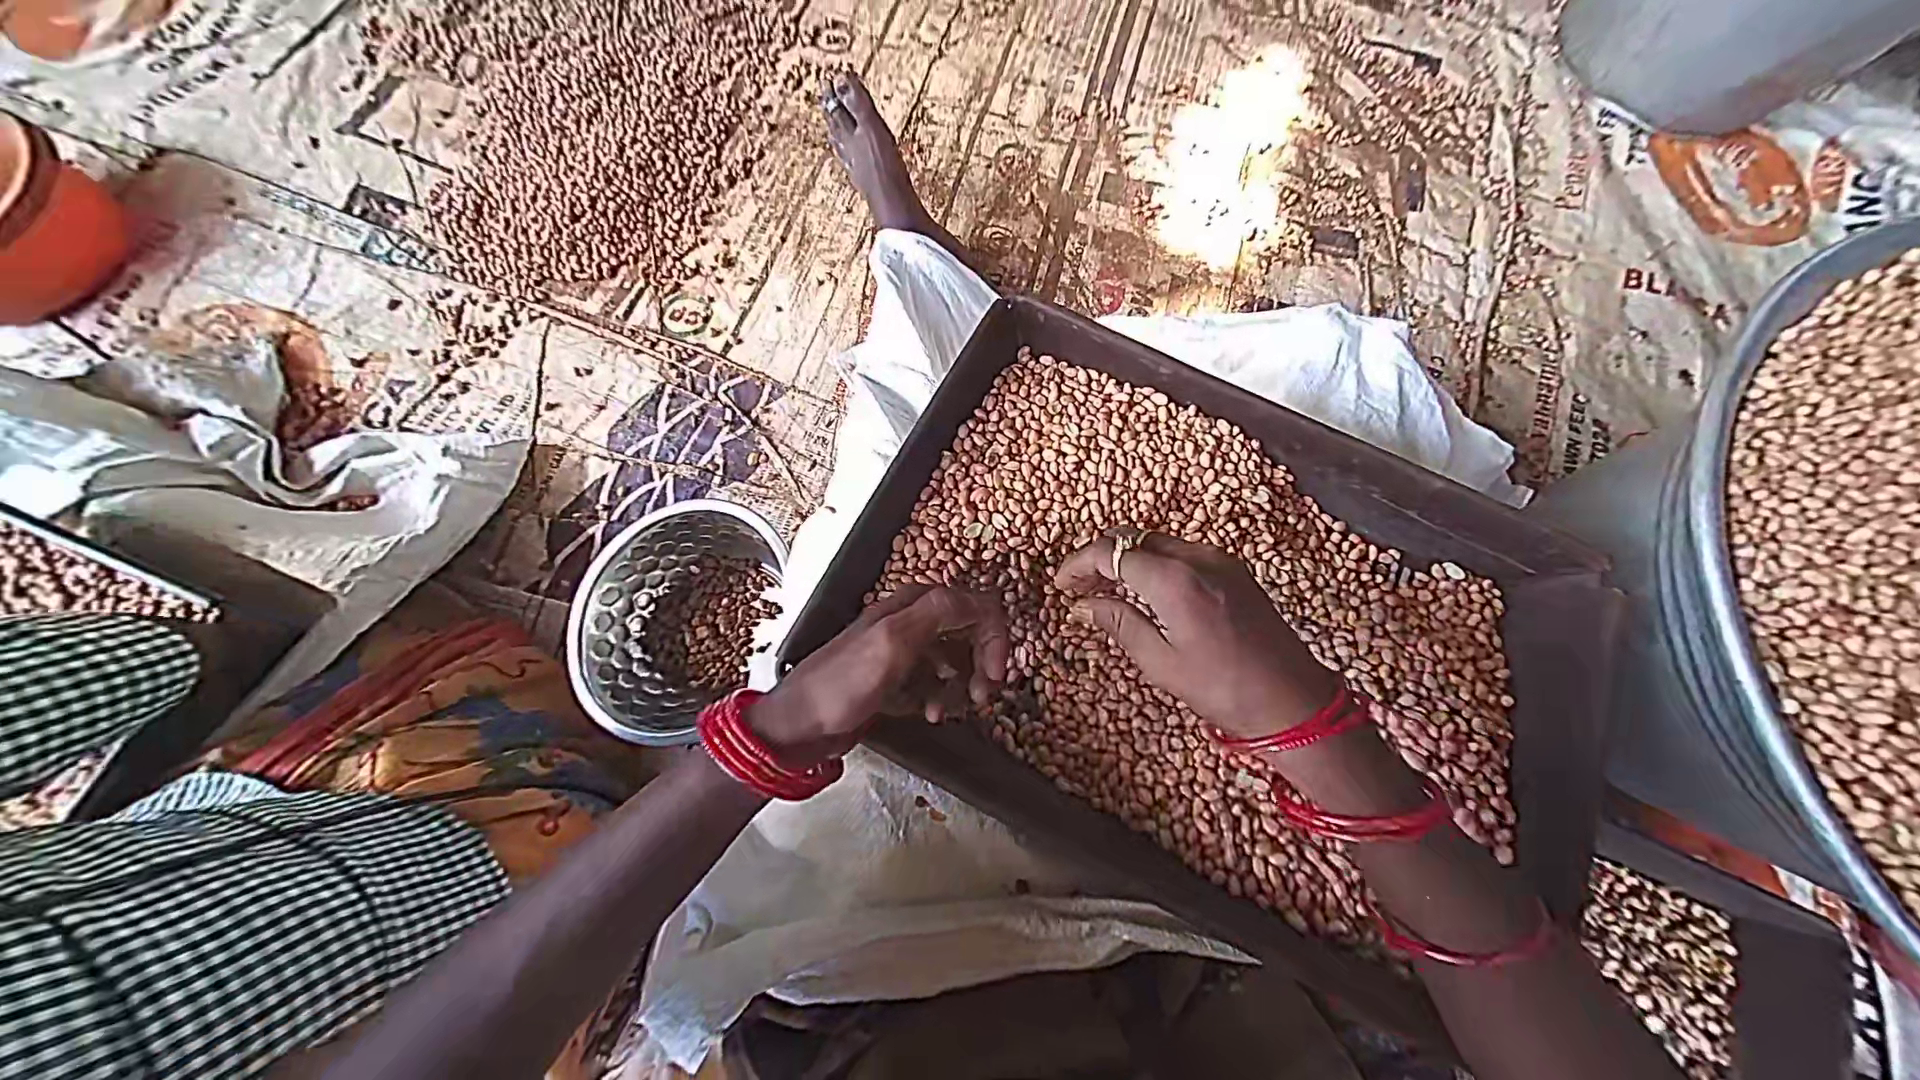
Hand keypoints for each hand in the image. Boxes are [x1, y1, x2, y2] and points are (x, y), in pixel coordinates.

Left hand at [750, 585, 1010, 764]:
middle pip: (970, 634)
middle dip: (981, 666)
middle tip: (980, 696)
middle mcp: (912, 621)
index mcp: (914, 604)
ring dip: (960, 687)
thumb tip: (980, 598)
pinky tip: (928, 713)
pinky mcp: (899, 678)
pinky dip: (939, 698)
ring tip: (945, 710)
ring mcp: (905, 650)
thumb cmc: (843, 684)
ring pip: (956, 661)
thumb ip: (938, 612)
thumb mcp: (892, 642)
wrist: (800, 726)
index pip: (976, 606)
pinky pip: (936, 683)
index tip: (996, 673)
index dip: (994, 637)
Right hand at [1053, 534, 1340, 739]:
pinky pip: (1181, 554)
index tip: (1061, 585)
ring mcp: (1221, 561)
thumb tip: (1082, 605)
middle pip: (1132, 539)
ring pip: (1156, 543)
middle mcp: (1198, 558)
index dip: (1078, 564)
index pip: (1111, 551)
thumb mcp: (1161, 662)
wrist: (1296, 702)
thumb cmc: (1224, 690)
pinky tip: (1144, 593)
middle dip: (1099, 558)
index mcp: (1175, 580)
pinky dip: (1153, 565)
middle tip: (1078, 588)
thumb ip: (1119, 623)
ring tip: (1105, 592)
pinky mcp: (1235, 572)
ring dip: (1126, 560)